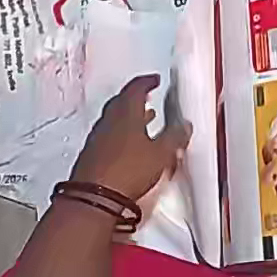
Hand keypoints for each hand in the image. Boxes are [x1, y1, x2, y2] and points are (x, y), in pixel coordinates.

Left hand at [70, 74, 191, 200]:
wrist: (96, 197)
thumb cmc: (126, 171)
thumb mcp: (161, 154)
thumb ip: (174, 137)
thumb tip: (184, 127)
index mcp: (126, 112)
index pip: (135, 88)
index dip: (147, 82)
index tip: (154, 80)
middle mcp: (109, 120)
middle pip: (122, 101)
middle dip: (136, 97)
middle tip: (147, 96)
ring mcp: (98, 137)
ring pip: (115, 119)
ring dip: (129, 116)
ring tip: (143, 120)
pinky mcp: (92, 154)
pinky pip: (109, 135)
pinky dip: (121, 133)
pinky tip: (130, 146)